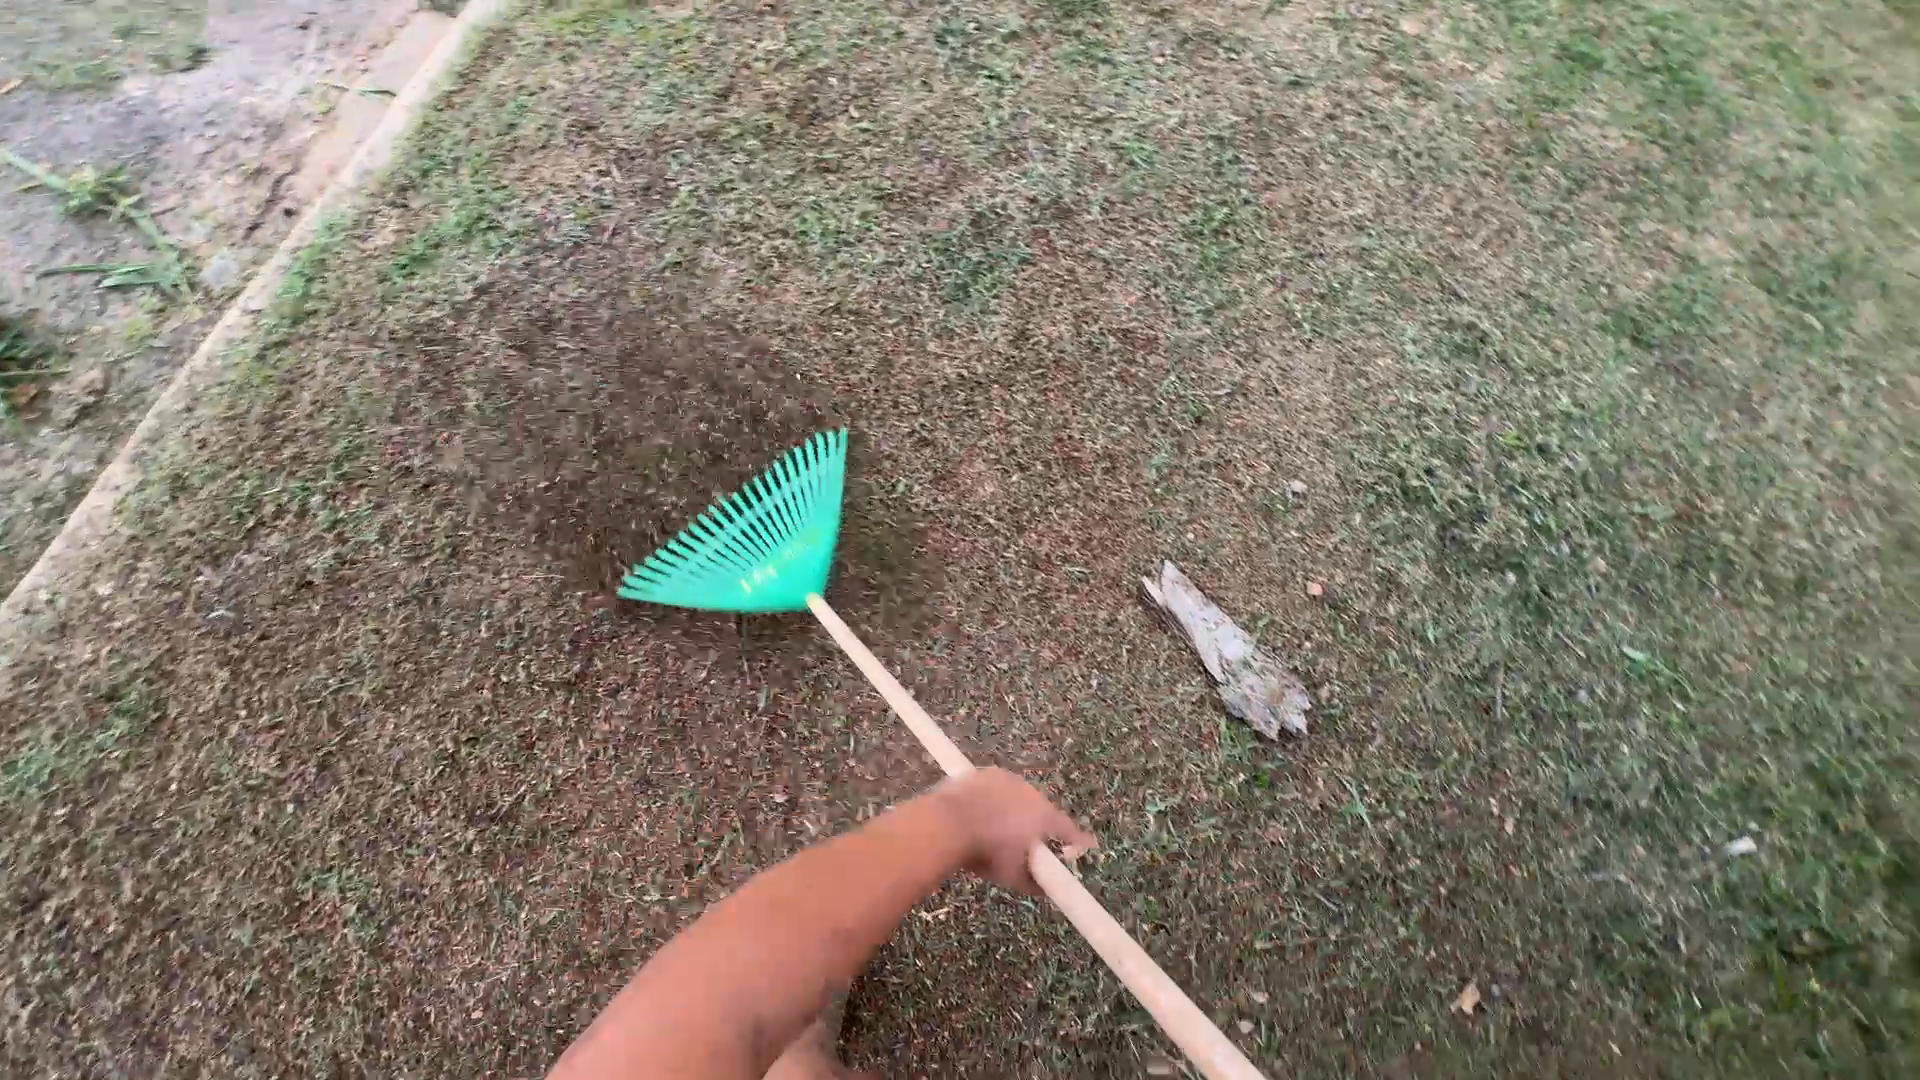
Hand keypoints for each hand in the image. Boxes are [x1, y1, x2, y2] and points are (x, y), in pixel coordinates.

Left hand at [933, 768, 1096, 894]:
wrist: (947, 823)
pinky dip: (994, 799)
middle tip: (1029, 843)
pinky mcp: (983, 772)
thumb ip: (1034, 883)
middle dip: (1038, 825)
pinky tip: (982, 813)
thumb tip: (1044, 889)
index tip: (1087, 845)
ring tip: (1000, 829)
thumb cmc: (986, 852)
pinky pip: (996, 788)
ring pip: (1017, 796)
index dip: (1078, 839)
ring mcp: (1005, 778)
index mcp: (1043, 815)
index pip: (1068, 829)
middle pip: (1041, 809)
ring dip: (1015, 809)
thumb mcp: (1012, 877)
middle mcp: (1029, 791)